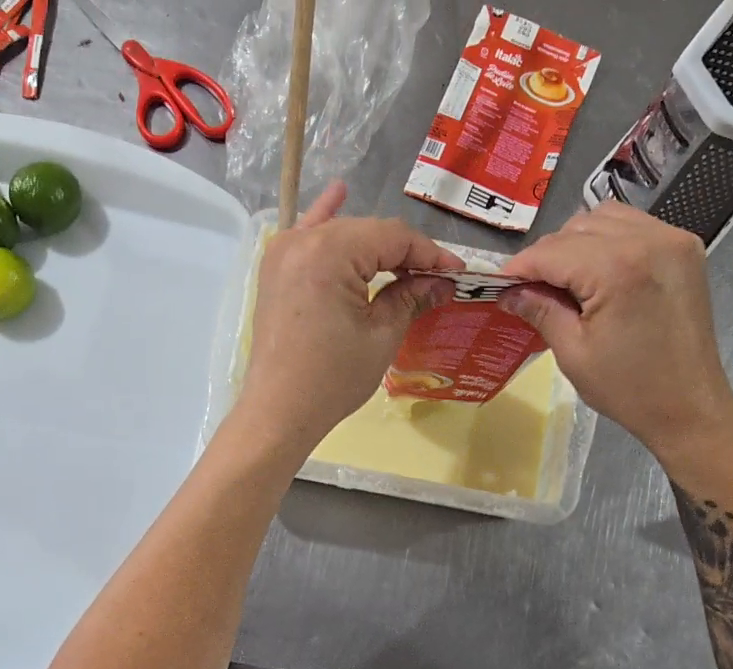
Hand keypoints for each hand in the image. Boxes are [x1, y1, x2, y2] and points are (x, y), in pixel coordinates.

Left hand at [233, 182, 462, 453]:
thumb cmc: (332, 379)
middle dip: (403, 252)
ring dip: (373, 244)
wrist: (278, 411)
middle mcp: (302, 240)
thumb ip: (409, 298)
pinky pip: (307, 237)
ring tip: (406, 259)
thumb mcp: (381, 337)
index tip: (457, 272)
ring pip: (341, 234)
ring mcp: (283, 253)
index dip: (429, 254)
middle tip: (435, 277)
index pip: (393, 237)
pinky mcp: (276, 271)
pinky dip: (325, 218)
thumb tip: (440, 282)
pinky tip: (339, 192)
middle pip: (367, 232)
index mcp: (330, 251)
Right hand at [499, 202, 732, 450]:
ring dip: (576, 242)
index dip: (520, 268)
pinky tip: (597, 272)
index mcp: (617, 268)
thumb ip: (541, 311)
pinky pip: (634, 226)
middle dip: (547, 256)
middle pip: (576, 228)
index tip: (498, 285)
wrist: (690, 406)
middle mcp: (647, 240)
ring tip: (564, 280)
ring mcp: (671, 239)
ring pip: (604, 218)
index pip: (552, 251)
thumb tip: (509, 292)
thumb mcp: (573, 353)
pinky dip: (608, 240)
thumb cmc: (628, 389)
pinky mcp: (684, 248)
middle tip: (530, 290)